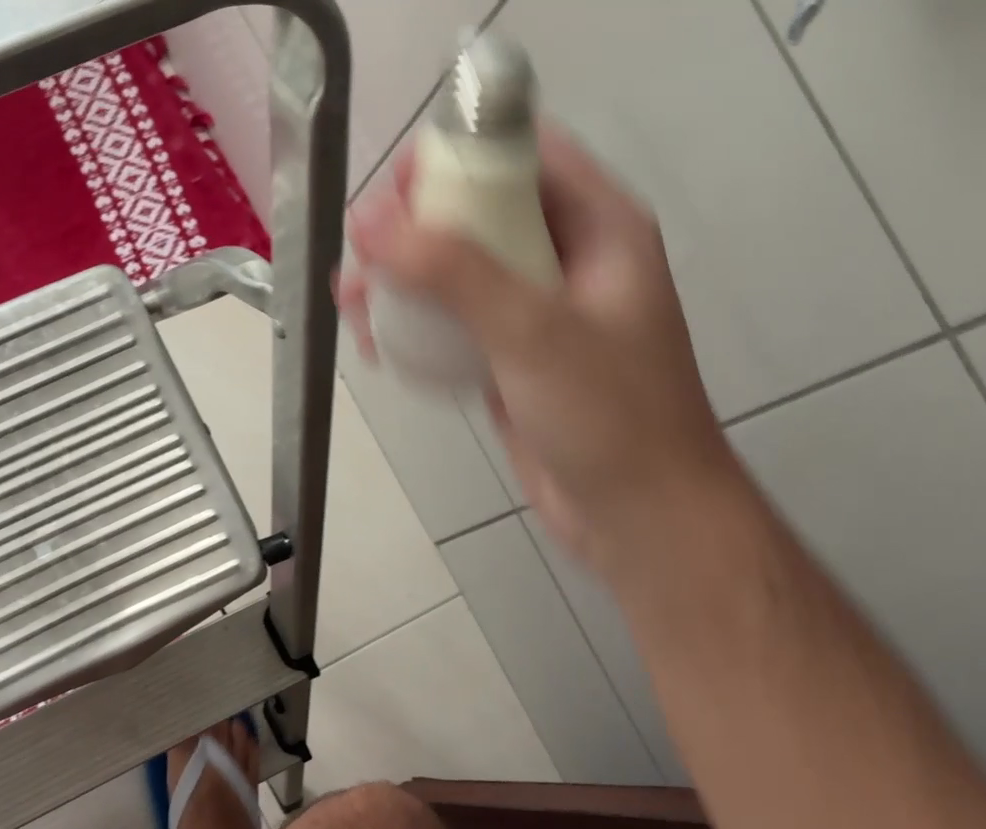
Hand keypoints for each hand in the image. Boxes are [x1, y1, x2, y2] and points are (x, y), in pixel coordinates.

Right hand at [341, 126, 749, 577]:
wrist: (635, 515)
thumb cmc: (606, 416)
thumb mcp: (531, 330)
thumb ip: (451, 271)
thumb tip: (368, 221)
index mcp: (598, 228)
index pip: (523, 155)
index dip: (457, 157)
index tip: (391, 191)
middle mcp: (566, 260)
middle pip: (478, 213)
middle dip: (412, 229)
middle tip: (358, 259)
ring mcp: (536, 314)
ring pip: (457, 272)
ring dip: (402, 282)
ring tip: (350, 305)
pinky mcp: (509, 360)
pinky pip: (452, 325)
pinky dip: (413, 327)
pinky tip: (376, 344)